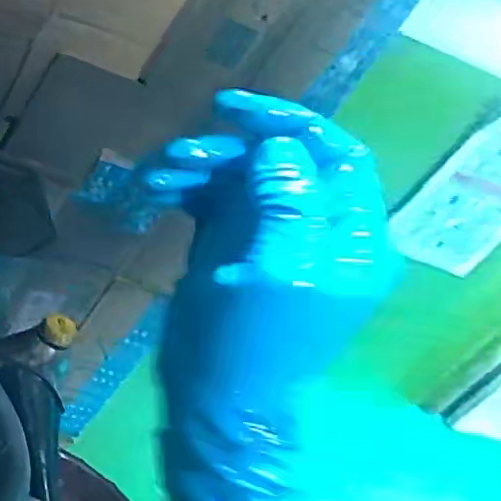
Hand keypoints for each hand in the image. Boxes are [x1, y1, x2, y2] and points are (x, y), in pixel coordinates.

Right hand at [141, 90, 397, 500]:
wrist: (219, 392)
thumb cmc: (253, 342)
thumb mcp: (273, 274)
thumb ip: (286, 207)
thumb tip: (278, 148)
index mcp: (345, 235)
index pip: (332, 157)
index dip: (288, 124)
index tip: (231, 108)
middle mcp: (310, 228)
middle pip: (276, 165)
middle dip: (227, 152)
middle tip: (175, 156)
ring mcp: (266, 238)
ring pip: (237, 181)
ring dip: (197, 171)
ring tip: (155, 176)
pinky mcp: (227, 249)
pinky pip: (210, 203)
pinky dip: (183, 192)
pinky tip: (155, 193)